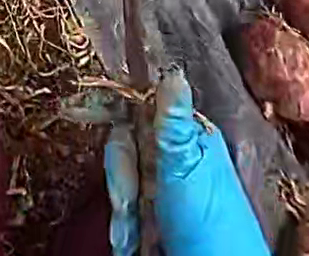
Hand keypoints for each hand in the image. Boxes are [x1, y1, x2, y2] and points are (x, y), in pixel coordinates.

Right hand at [104, 70, 270, 255]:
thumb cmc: (208, 220)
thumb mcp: (187, 163)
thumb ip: (173, 118)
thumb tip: (172, 70)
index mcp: (188, 135)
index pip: (140, 108)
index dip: (120, 122)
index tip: (100, 129)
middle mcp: (175, 156)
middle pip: (127, 145)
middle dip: (121, 175)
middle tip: (127, 203)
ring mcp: (165, 189)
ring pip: (124, 180)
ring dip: (122, 208)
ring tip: (133, 235)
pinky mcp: (156, 219)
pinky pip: (127, 211)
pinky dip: (125, 228)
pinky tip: (131, 243)